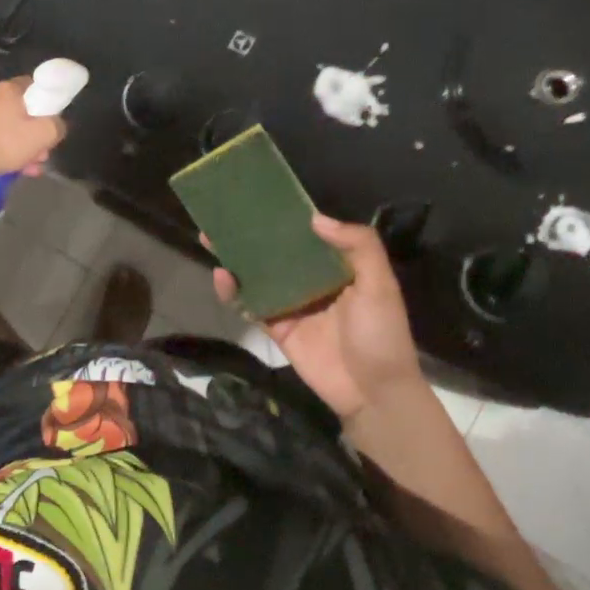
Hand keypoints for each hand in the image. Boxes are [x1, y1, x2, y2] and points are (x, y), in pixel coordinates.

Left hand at [0, 76, 65, 177]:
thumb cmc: (6, 144)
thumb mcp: (44, 135)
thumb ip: (58, 125)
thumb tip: (57, 124)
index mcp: (8, 88)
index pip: (35, 86)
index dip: (48, 103)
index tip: (52, 120)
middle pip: (22, 110)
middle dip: (35, 132)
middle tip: (43, 151)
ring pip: (9, 126)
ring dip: (23, 144)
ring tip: (32, 165)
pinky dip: (6, 148)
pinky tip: (15, 167)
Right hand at [208, 213, 423, 421]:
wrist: (374, 393)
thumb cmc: (381, 334)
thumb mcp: (380, 285)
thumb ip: (359, 247)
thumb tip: (315, 218)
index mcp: (338, 267)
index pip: (308, 235)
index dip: (285, 217)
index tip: (260, 197)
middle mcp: (312, 281)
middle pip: (275, 252)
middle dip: (251, 234)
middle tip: (222, 213)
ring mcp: (291, 304)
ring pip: (257, 274)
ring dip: (234, 257)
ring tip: (209, 236)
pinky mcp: (276, 328)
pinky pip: (250, 305)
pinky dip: (233, 292)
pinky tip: (221, 276)